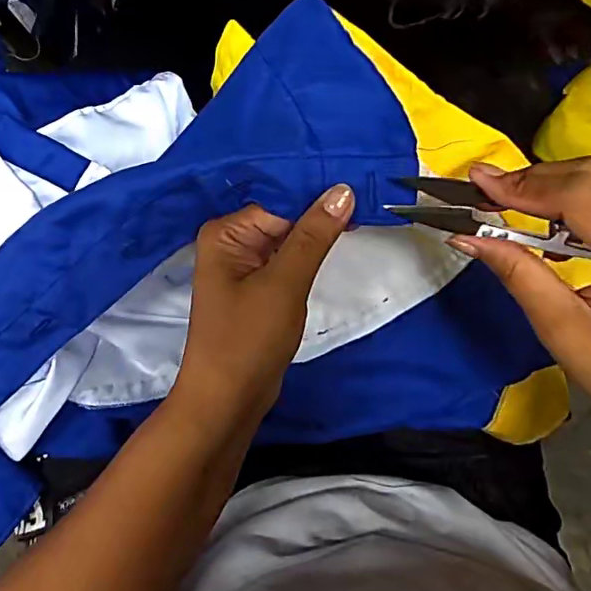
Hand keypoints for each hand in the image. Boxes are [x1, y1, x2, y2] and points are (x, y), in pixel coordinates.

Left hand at [173, 185, 354, 419]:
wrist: (227, 401)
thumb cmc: (248, 339)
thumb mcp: (284, 283)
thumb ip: (313, 236)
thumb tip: (342, 190)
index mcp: (224, 233)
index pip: (278, 204)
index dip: (316, 201)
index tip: (359, 192)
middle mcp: (228, 243)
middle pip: (282, 220)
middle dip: (318, 219)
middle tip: (366, 205)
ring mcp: (241, 268)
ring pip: (286, 242)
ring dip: (316, 239)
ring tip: (360, 219)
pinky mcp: (255, 289)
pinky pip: (284, 263)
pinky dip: (307, 259)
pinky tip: (336, 248)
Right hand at [449, 158, 590, 460]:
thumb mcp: (569, 334)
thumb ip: (519, 275)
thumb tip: (467, 236)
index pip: (589, 198)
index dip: (528, 186)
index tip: (479, 182)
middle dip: (539, 180)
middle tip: (491, 192)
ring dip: (566, 183)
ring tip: (523, 203)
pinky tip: (576, 212)